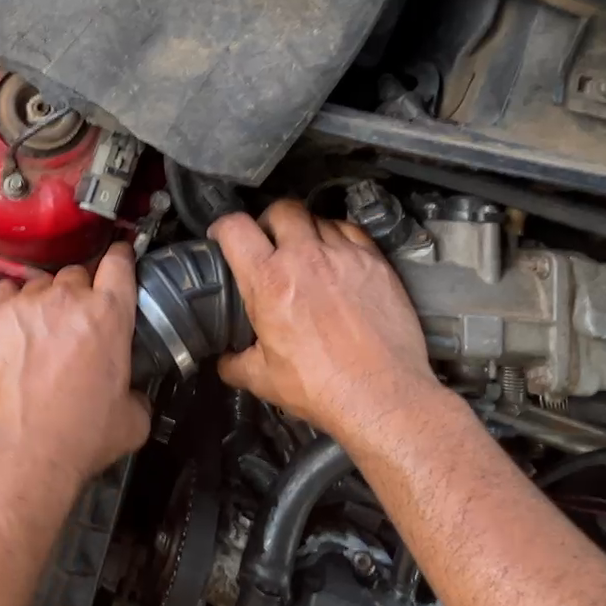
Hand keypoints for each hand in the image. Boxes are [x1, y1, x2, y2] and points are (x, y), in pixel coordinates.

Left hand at [0, 243, 151, 489]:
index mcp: (109, 314)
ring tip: (41, 330)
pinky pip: (5, 290)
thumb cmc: (79, 436)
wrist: (22, 450)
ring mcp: (28, 302)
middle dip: (79, 293)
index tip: (118, 260)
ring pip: (41, 283)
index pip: (118, 263)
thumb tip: (135, 395)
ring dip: (45, 300)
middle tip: (75, 322)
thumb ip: (137, 394)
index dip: (119, 258)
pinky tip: (14, 325)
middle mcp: (68, 298)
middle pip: (77, 273)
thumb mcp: (131, 420)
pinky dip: (11, 302)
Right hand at [211, 198, 438, 446]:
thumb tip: (226, 360)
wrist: (382, 396)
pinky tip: (339, 257)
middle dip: (271, 220)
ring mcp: (343, 257)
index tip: (224, 235)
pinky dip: (341, 238)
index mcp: (268, 280)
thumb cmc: (324, 387)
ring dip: (307, 230)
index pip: (235, 228)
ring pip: (318, 218)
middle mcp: (305, 258)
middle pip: (281, 209)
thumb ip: (235, 362)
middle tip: (271, 240)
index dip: (223, 227)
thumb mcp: (262, 378)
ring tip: (307, 251)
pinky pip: (353, 231)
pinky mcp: (376, 264)